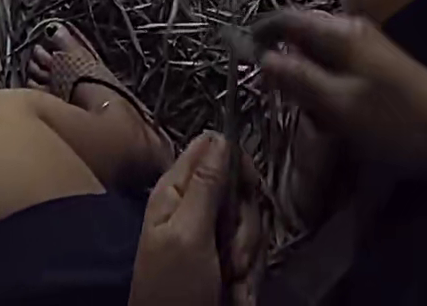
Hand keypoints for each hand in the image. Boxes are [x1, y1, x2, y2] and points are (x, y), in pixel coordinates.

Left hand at [129, 132, 261, 305]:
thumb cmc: (174, 293)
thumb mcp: (188, 234)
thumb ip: (205, 183)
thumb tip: (221, 136)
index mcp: (176, 190)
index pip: (212, 146)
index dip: (235, 161)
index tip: (249, 187)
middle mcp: (194, 205)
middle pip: (238, 186)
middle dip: (246, 221)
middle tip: (234, 253)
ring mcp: (209, 235)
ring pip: (250, 220)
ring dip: (249, 254)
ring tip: (233, 283)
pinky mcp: (224, 262)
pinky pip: (252, 252)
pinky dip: (250, 277)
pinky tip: (238, 296)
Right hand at [253, 10, 426, 168]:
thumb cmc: (397, 121)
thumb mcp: (340, 105)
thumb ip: (299, 80)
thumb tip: (263, 59)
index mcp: (341, 31)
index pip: (289, 18)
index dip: (262, 32)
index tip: (239, 52)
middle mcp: (352, 28)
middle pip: (303, 31)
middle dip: (282, 54)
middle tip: (267, 87)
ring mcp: (367, 43)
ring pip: (319, 48)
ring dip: (302, 70)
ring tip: (293, 100)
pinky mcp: (377, 61)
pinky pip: (336, 61)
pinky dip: (321, 78)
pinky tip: (324, 105)